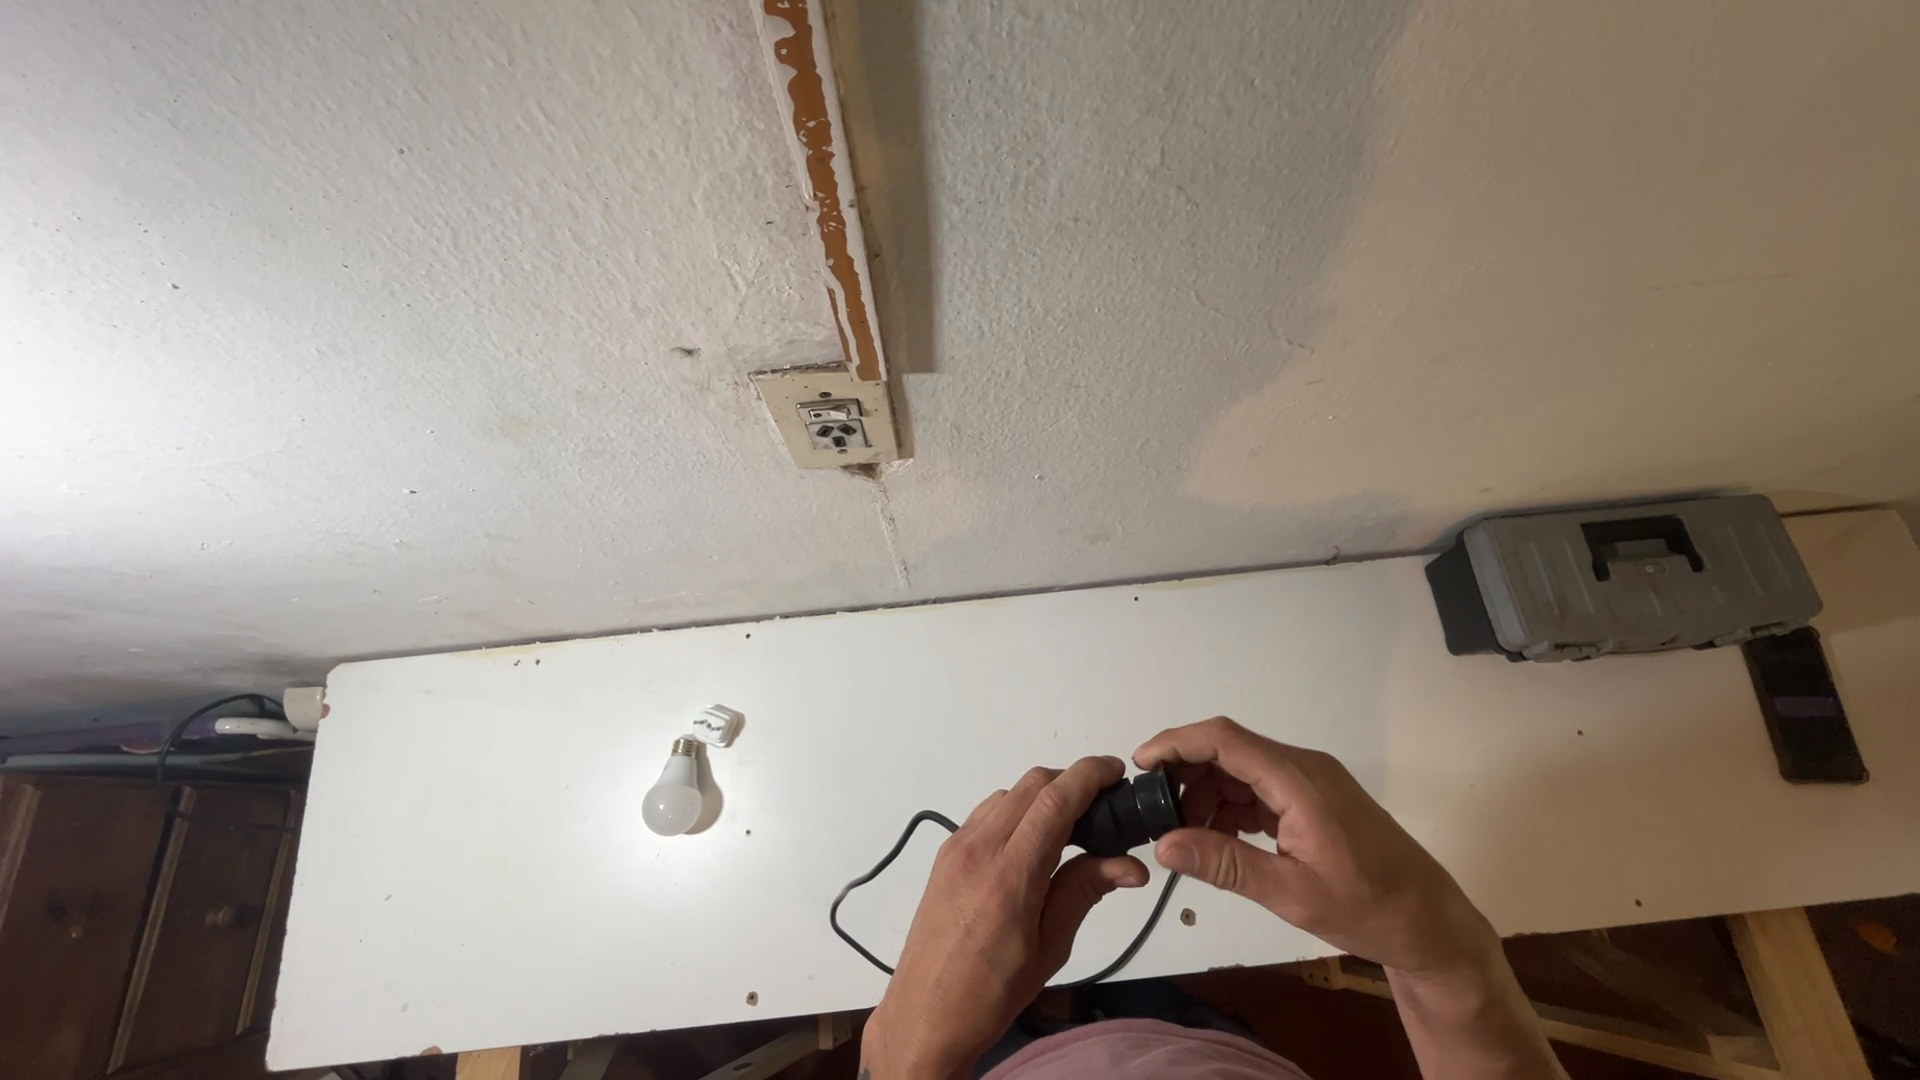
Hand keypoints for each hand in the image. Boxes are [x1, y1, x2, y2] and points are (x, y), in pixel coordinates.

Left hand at [862, 757, 1148, 1079]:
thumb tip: (1131, 864)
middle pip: (1032, 785)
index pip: (1054, 801)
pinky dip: (1016, 808)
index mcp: (1010, 874)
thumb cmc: (993, 991)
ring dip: (1043, 793)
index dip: (1088, 776)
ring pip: (1008, 793)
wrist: (925, 1013)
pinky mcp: (945, 851)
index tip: (1116, 770)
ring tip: (1072, 823)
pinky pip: (987, 811)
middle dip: (1071, 780)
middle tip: (1103, 802)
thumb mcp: (1049, 947)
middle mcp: (979, 847)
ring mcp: (957, 845)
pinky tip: (1032, 837)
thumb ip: (1084, 892)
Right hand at [1134, 717, 1495, 977]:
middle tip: (1156, 809)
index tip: (1139, 763)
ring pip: (1240, 768)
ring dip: (1206, 792)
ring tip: (1185, 832)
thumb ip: (1224, 864)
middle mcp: (1302, 766)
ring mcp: (1309, 780)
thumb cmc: (1369, 909)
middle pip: (1228, 748)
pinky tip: (1216, 835)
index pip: (1224, 739)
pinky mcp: (1311, 798)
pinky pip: (1258, 787)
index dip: (1176, 743)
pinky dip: (1230, 805)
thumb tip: (1162, 844)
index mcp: (1299, 780)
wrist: (1433, 926)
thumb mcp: (1290, 893)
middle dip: (1186, 772)